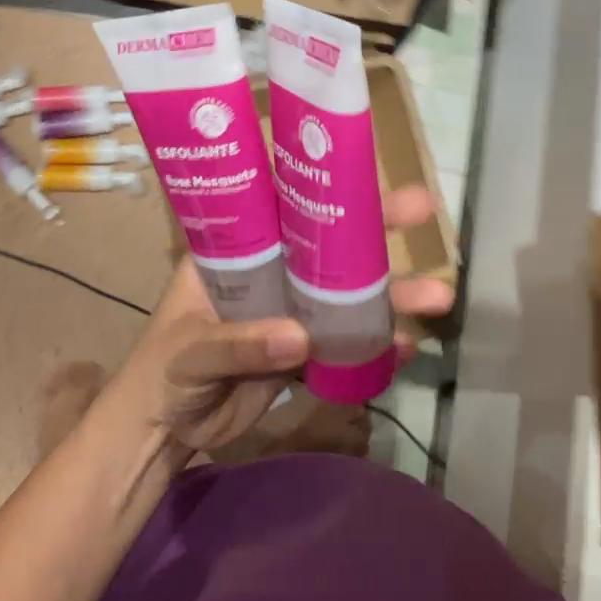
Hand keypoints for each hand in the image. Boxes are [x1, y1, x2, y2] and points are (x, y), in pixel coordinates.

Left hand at [100, 184, 455, 453]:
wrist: (162, 431)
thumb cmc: (161, 373)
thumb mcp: (190, 350)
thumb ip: (239, 344)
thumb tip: (302, 337)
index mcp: (235, 253)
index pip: (280, 205)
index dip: (320, 184)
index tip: (362, 168)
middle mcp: (268, 273)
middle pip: (327, 244)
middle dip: (374, 230)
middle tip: (424, 211)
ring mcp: (288, 312)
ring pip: (345, 295)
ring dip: (390, 294)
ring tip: (438, 296)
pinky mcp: (301, 353)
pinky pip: (344, 343)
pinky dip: (376, 345)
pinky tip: (408, 348)